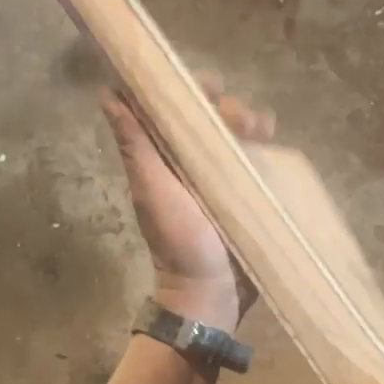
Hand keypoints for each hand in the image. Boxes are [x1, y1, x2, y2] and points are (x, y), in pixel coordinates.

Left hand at [101, 77, 272, 332]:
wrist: (211, 295)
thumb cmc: (179, 244)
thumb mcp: (154, 192)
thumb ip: (135, 146)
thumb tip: (107, 93)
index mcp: (163, 157)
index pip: (173, 107)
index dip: (189, 88)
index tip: (210, 87)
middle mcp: (189, 162)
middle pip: (210, 116)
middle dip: (228, 107)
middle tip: (246, 121)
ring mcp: (220, 179)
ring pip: (236, 134)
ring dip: (252, 122)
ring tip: (266, 130)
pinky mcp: (246, 195)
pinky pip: (256, 159)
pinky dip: (266, 147)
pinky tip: (276, 143)